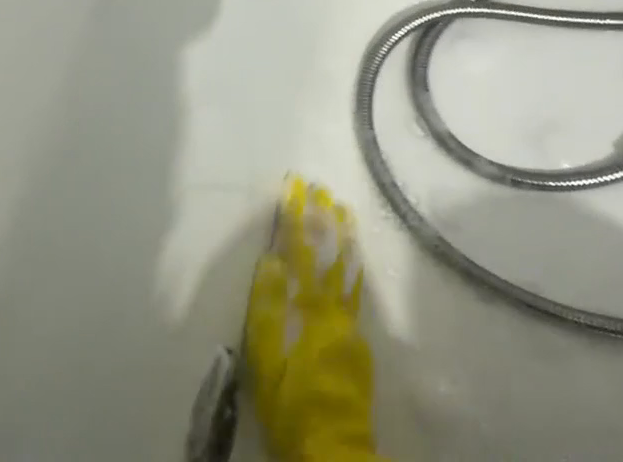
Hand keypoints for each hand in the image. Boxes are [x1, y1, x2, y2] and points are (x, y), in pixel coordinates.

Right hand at [245, 178, 388, 461]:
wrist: (332, 446)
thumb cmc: (289, 402)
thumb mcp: (266, 357)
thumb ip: (267, 306)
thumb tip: (270, 260)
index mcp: (309, 311)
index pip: (301, 252)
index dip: (297, 217)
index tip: (294, 187)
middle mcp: (334, 311)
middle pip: (330, 256)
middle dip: (322, 219)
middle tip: (319, 187)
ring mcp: (349, 325)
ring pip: (347, 270)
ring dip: (342, 236)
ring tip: (340, 209)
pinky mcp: (356, 340)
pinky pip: (353, 290)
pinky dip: (351, 265)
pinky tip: (350, 257)